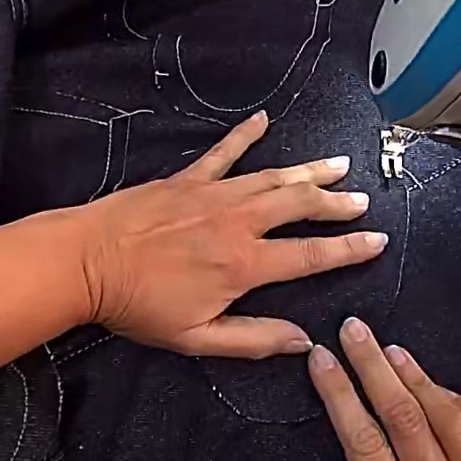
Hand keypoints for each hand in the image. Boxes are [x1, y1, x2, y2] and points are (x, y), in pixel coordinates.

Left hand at [42, 111, 387, 357]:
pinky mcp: (191, 178)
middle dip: (337, 203)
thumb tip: (303, 341)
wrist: (83, 262)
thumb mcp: (196, 337)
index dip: (350, 249)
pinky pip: (226, 151)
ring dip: (311, 171)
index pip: (312, 254)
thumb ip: (254, 339)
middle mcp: (240, 222)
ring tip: (340, 165)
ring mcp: (217, 193)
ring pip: (276, 176)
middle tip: (363, 201)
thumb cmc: (138, 305)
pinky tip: (263, 119)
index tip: (377, 241)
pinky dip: (246, 134)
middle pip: (302, 205)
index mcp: (245, 263)